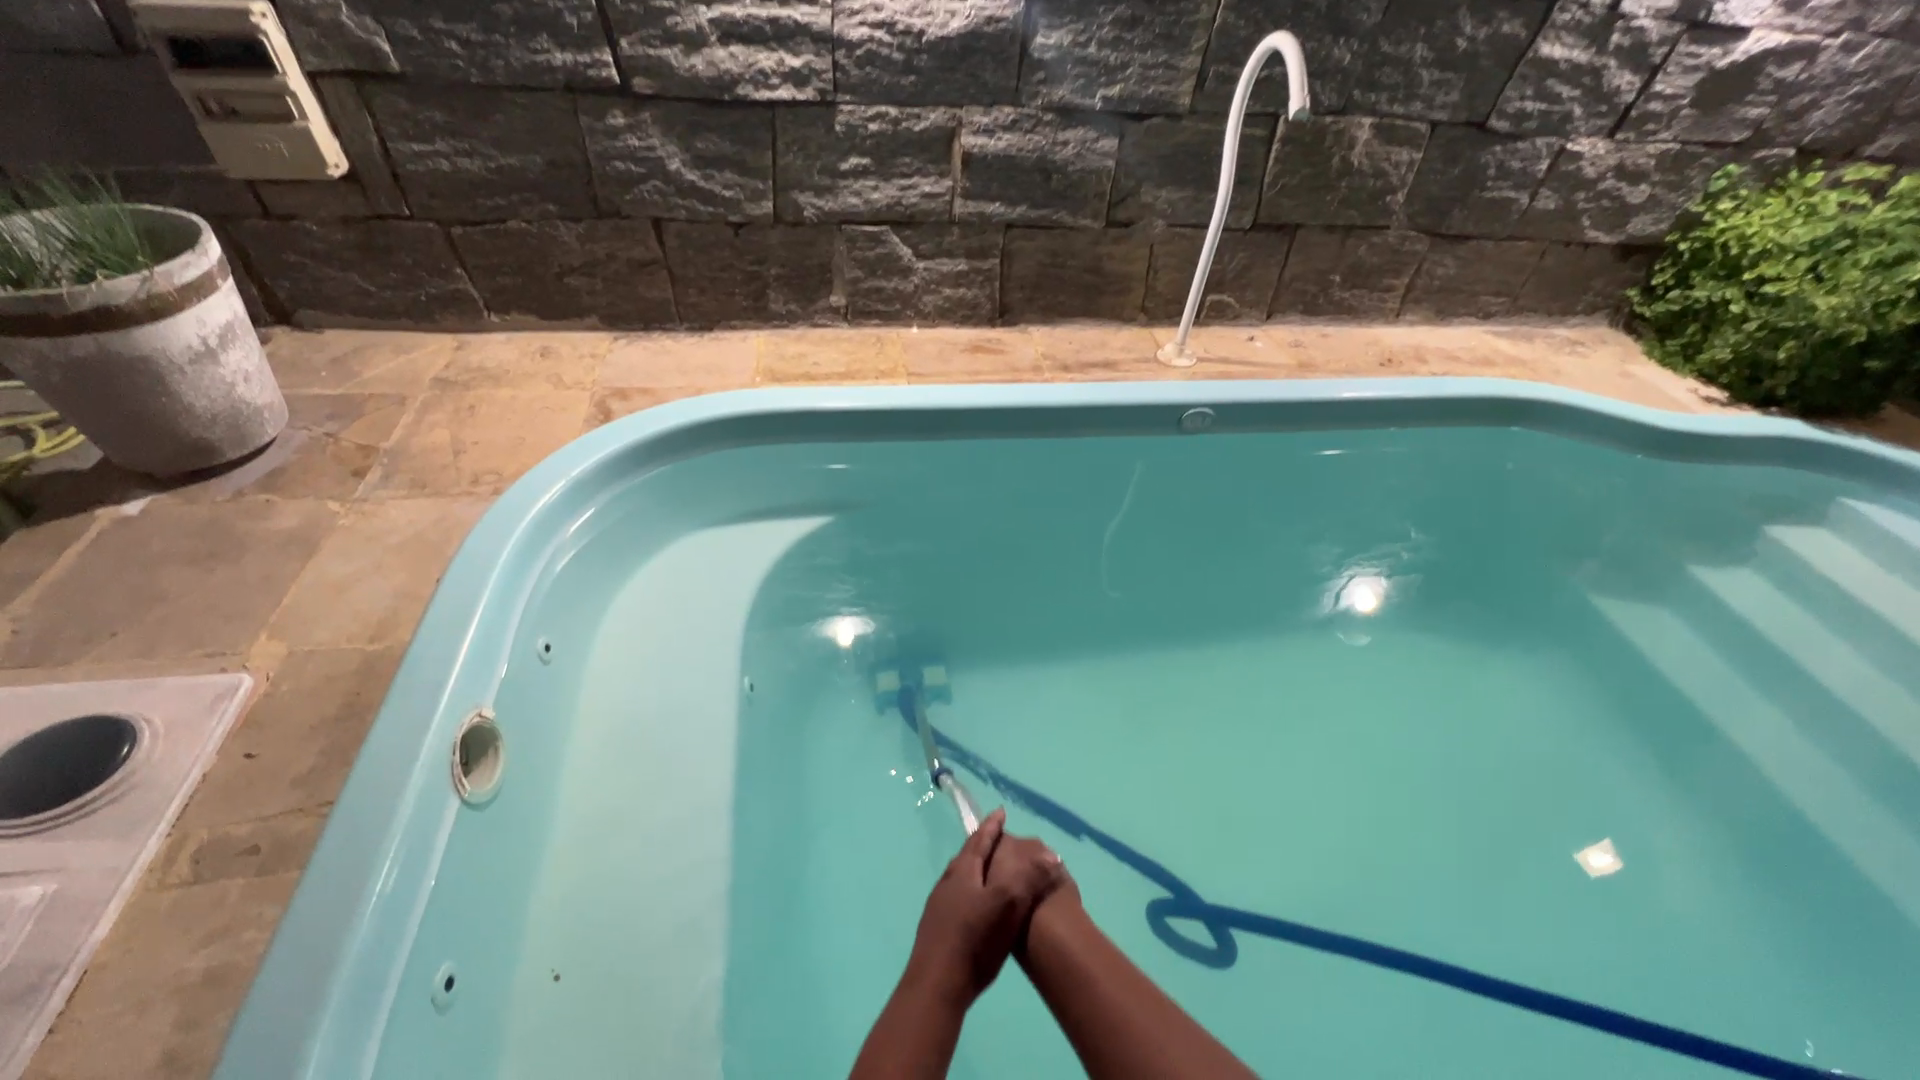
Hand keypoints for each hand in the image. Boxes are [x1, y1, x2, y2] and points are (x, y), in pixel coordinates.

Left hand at [904, 808, 1068, 1007]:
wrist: (938, 983)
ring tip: (995, 873)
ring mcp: (940, 906)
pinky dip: (975, 892)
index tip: (1001, 811)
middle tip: (1002, 841)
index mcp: (962, 871)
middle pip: (968, 856)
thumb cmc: (974, 938)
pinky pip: (961, 897)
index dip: (992, 826)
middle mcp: (947, 883)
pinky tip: (983, 908)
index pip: (979, 839)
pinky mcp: (940, 929)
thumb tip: (1051, 854)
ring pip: (963, 878)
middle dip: (985, 846)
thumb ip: (1029, 876)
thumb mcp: (1007, 904)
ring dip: (979, 870)